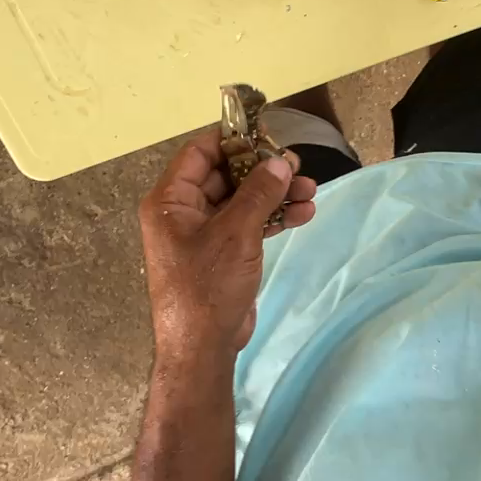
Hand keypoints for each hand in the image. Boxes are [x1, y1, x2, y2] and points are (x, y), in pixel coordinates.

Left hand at [139, 132, 315, 363]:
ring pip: (243, 200)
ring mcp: (205, 234)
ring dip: (275, 195)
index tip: (267, 133)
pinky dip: (274, 217)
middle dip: (263, 171)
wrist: (203, 347)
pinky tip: (303, 214)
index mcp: (170, 200)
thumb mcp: (235, 234)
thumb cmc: (207, 286)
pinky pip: (249, 224)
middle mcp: (184, 212)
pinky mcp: (224, 253)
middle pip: (226, 175)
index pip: (199, 153)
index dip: (233, 140)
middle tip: (298, 166)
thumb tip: (280, 162)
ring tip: (310, 191)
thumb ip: (258, 193)